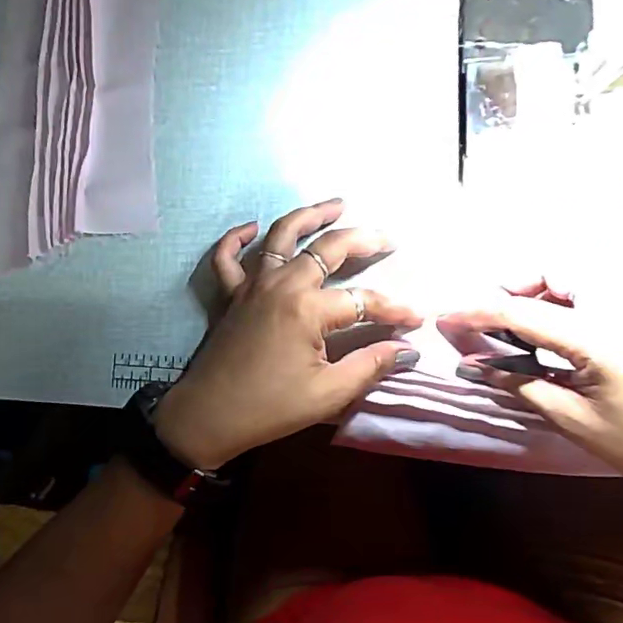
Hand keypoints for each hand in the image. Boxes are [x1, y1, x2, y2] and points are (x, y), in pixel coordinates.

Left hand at [155, 199, 423, 470]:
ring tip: (335, 205)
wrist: (207, 417)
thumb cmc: (270, 408)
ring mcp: (251, 285)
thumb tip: (406, 349)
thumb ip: (370, 365)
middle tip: (387, 239)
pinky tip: (252, 228)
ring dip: (310, 216)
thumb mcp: (328, 393)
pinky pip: (228, 257)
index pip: (362, 301)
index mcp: (307, 308)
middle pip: (327, 248)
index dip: (393, 310)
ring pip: (281, 235)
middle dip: (363, 239)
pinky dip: (238, 238)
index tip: (415, 319)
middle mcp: (281, 284)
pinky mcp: (230, 295)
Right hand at [441, 283, 622, 568]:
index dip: (476, 313)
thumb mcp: (583, 423)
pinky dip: (575, 300)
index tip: (445, 319)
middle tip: (499, 323)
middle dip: (517, 286)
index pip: (521, 310)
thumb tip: (479, 366)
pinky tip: (569, 334)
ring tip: (529, 332)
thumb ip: (526, 385)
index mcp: (599, 332)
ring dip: (544, 292)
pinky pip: (606, 287)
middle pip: (555, 267)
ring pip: (581, 273)